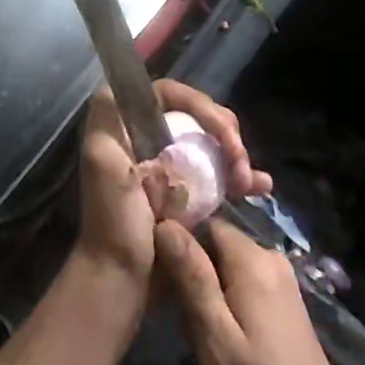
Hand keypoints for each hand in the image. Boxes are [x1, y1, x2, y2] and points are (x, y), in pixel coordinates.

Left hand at [77, 81, 273, 283]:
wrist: (125, 281)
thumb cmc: (114, 220)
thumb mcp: (104, 160)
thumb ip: (112, 119)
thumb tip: (128, 84)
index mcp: (124, 124)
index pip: (166, 93)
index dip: (197, 103)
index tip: (221, 129)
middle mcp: (148, 137)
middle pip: (195, 114)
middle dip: (224, 132)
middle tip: (239, 160)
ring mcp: (172, 164)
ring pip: (212, 140)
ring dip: (236, 155)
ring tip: (249, 181)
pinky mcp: (189, 190)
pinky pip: (220, 172)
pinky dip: (242, 175)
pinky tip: (261, 186)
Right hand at [154, 219, 338, 364]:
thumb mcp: (216, 337)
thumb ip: (192, 277)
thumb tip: (164, 222)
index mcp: (254, 258)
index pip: (205, 221)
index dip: (179, 237)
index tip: (157, 262)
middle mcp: (272, 258)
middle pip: (218, 242)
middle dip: (194, 263)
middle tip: (170, 295)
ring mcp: (285, 283)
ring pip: (231, 264)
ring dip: (209, 282)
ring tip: (188, 312)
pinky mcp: (289, 306)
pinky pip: (247, 282)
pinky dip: (228, 295)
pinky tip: (218, 325)